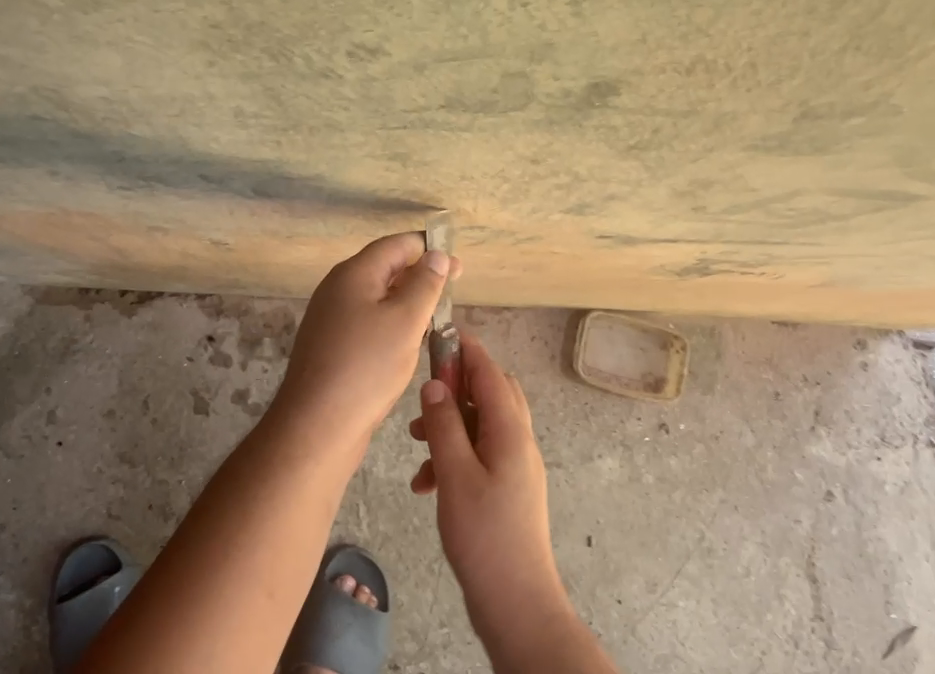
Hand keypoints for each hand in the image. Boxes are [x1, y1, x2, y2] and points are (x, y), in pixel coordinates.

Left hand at [274, 231, 457, 444]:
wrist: (317, 424)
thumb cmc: (366, 366)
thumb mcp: (405, 321)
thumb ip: (424, 285)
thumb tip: (434, 254)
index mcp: (353, 274)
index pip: (395, 245)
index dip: (427, 247)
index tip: (456, 262)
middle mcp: (337, 289)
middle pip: (384, 268)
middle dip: (419, 274)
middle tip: (454, 286)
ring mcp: (331, 319)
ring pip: (377, 298)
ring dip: (407, 300)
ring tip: (438, 314)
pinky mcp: (332, 346)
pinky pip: (368, 322)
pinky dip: (392, 323)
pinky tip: (410, 341)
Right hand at [410, 334, 568, 632]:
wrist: (515, 601)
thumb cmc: (485, 535)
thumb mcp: (455, 475)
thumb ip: (443, 425)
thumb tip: (435, 384)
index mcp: (511, 431)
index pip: (490, 373)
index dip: (466, 350)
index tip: (438, 333)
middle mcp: (519, 442)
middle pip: (490, 394)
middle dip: (454, 388)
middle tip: (423, 396)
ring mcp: (515, 467)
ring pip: (480, 425)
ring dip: (448, 425)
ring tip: (416, 442)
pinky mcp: (506, 489)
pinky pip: (478, 455)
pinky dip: (452, 456)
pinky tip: (426, 483)